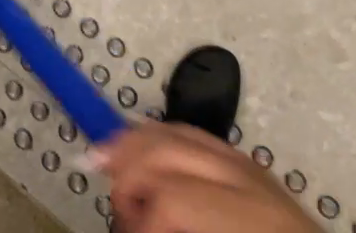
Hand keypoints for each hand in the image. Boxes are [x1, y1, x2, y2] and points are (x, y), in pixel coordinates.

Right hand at [98, 122, 319, 232]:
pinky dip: (160, 139)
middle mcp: (252, 183)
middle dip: (126, 167)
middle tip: (103, 193)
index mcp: (251, 220)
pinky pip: (195, 137)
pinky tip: (138, 150)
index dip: (140, 220)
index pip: (174, 198)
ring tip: (104, 159)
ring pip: (180, 133)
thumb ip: (171, 228)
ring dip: (135, 141)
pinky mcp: (249, 167)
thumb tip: (134, 223)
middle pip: (171, 150)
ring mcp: (252, 168)